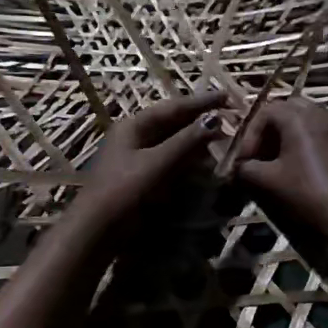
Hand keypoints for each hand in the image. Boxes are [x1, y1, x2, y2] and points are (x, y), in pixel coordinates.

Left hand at [70, 91, 226, 229]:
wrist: (97, 230)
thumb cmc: (123, 191)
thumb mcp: (156, 164)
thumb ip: (186, 142)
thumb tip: (214, 119)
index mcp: (134, 126)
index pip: (173, 107)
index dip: (201, 102)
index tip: (228, 96)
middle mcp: (135, 137)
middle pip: (173, 124)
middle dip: (200, 122)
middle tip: (230, 120)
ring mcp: (138, 158)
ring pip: (173, 144)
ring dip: (196, 143)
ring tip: (223, 142)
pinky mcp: (142, 178)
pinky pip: (170, 162)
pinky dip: (188, 161)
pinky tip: (205, 166)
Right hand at [231, 97, 327, 241]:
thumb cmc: (309, 192)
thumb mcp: (270, 181)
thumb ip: (247, 170)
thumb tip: (237, 168)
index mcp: (298, 117)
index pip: (265, 112)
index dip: (249, 135)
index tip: (244, 161)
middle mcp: (319, 113)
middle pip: (286, 111)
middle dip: (268, 131)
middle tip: (259, 156)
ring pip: (304, 121)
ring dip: (286, 137)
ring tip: (276, 163)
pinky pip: (319, 133)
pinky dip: (303, 143)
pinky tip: (298, 168)